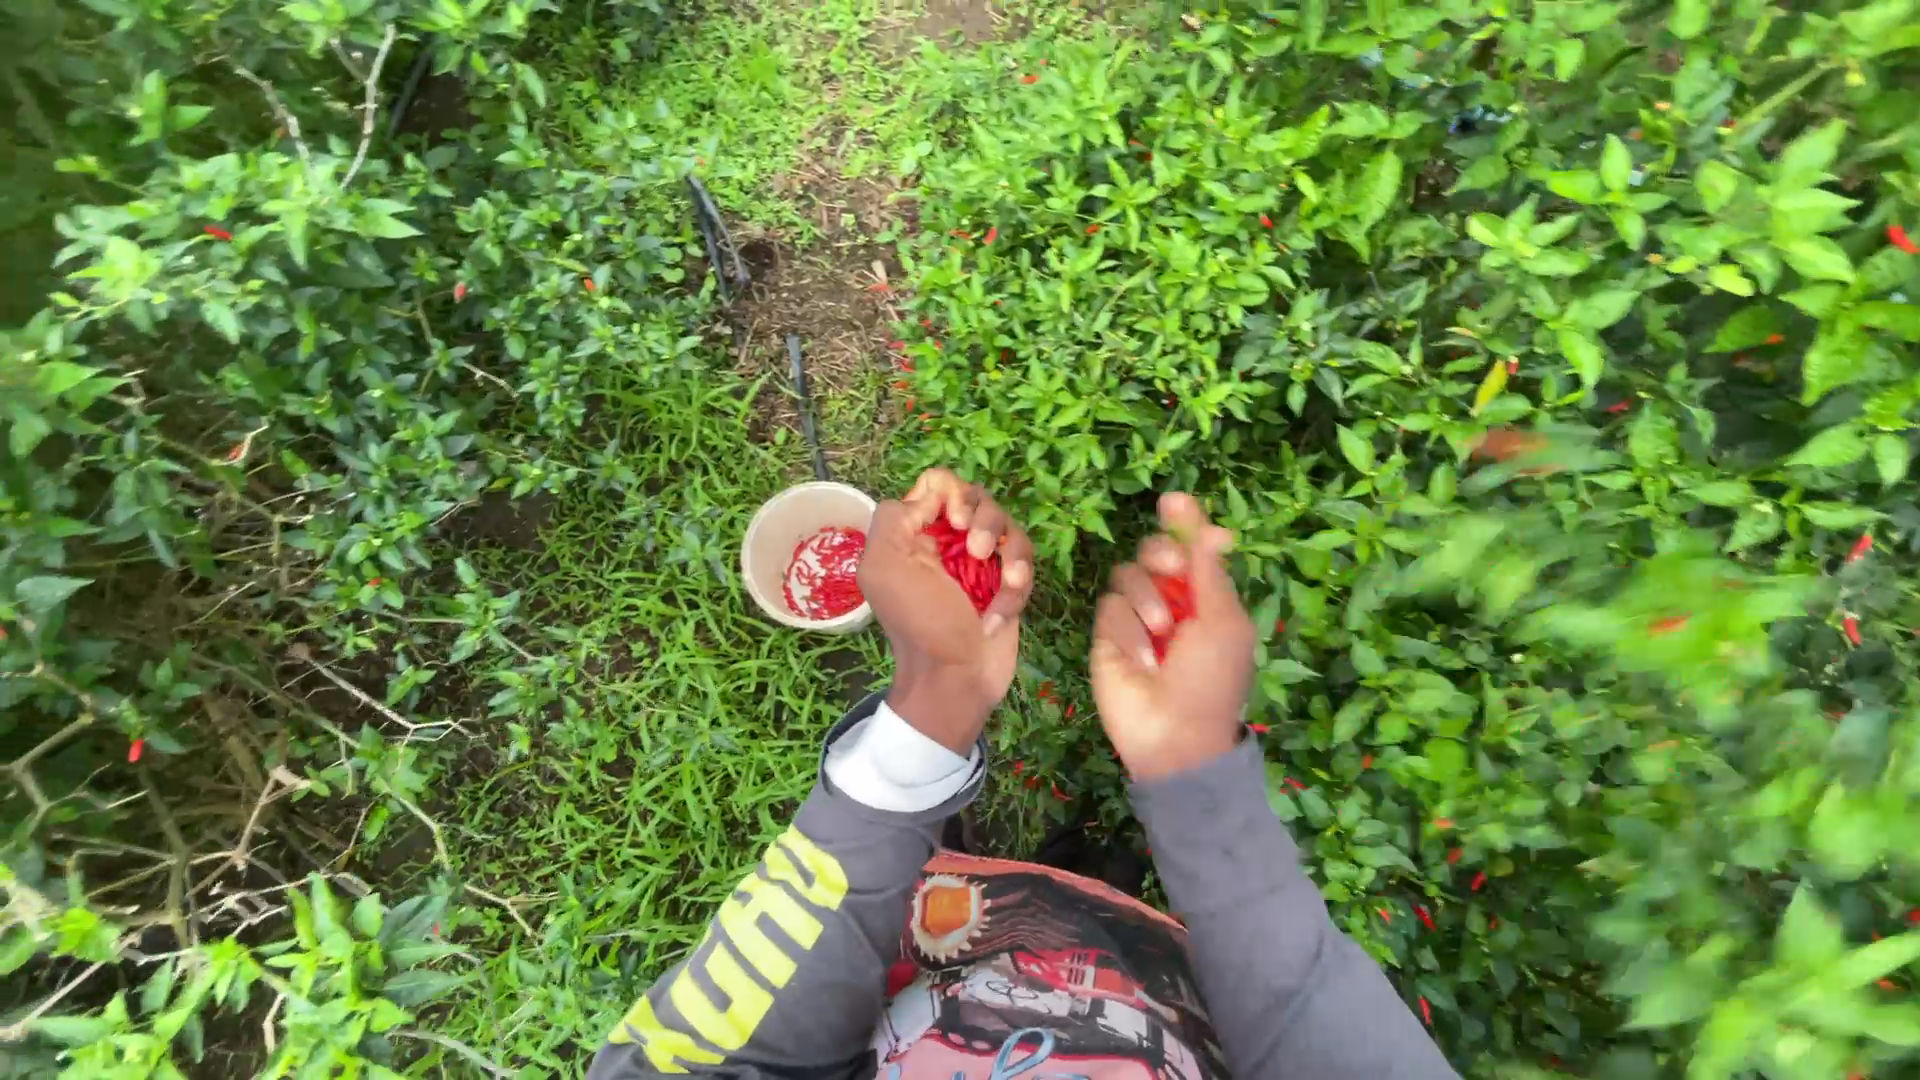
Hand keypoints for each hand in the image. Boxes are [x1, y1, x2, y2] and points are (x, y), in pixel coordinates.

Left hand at [859, 468, 1034, 752]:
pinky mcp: (1008, 583)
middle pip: (979, 499)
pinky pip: (1024, 563)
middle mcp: (948, 541)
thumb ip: (894, 519)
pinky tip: (998, 615)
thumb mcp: (883, 567)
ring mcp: (981, 562)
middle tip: (975, 552)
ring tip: (1003, 580)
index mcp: (914, 532)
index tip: (955, 521)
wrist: (955, 679)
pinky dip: (1015, 587)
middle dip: (986, 521)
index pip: (938, 484)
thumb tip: (931, 496)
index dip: (952, 493)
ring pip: (1009, 527)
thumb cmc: (919, 623)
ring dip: (1010, 554)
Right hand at [1089, 493, 1254, 781]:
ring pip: (1128, 574)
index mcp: (1206, 596)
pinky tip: (1142, 659)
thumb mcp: (1224, 622)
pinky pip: (1110, 606)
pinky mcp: (1106, 633)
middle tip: (1173, 571)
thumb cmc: (1212, 679)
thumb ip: (1210, 573)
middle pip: (1154, 551)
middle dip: (1162, 554)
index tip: (1174, 501)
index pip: (1192, 547)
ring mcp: (1135, 616)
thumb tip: (1212, 528)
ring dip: (1148, 600)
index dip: (1184, 522)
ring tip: (1162, 634)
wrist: (1173, 734)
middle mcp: (1170, 599)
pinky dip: (1128, 629)